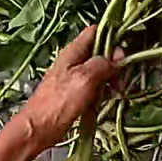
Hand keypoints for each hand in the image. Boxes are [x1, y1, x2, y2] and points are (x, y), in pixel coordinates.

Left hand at [14, 26, 120, 148]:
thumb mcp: (84, 78)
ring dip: (111, 79)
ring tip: (118, 92)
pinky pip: (94, 86)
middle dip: (114, 62)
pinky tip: (108, 99)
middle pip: (100, 52)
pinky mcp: (75, 93)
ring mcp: (74, 77)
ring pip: (99, 70)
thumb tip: (117, 58)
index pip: (95, 31)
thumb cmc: (59, 102)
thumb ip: (102, 64)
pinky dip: (103, 91)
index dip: (111, 37)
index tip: (123, 54)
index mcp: (73, 52)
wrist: (38, 129)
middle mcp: (73, 61)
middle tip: (122, 79)